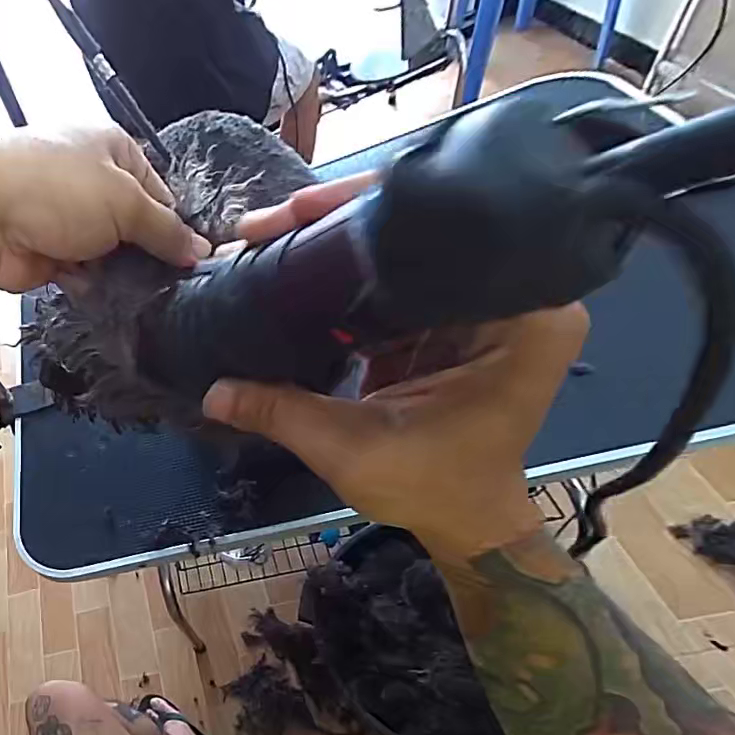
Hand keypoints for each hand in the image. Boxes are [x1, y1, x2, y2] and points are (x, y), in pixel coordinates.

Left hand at [0, 127, 210, 292]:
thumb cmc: (53, 189)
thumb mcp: (125, 201)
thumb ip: (166, 229)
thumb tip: (199, 251)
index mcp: (113, 150)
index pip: (163, 193)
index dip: (179, 227)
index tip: (195, 259)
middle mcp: (94, 182)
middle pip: (141, 228)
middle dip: (152, 255)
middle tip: (173, 283)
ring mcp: (73, 220)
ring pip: (118, 257)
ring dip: (126, 275)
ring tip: (142, 293)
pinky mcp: (57, 254)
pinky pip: (92, 277)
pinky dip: (99, 287)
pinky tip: (108, 296)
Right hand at [203, 175, 588, 560]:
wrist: (464, 522)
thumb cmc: (432, 491)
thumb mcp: (354, 449)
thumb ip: (283, 413)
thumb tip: (212, 391)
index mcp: (522, 318)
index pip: (442, 234)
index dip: (362, 212)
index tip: (296, 212)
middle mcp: (520, 297)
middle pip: (425, 234)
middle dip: (342, 225)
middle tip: (271, 225)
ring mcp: (490, 307)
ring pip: (410, 254)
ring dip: (345, 249)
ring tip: (278, 238)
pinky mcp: (460, 323)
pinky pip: (405, 285)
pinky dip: (358, 285)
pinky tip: (309, 271)